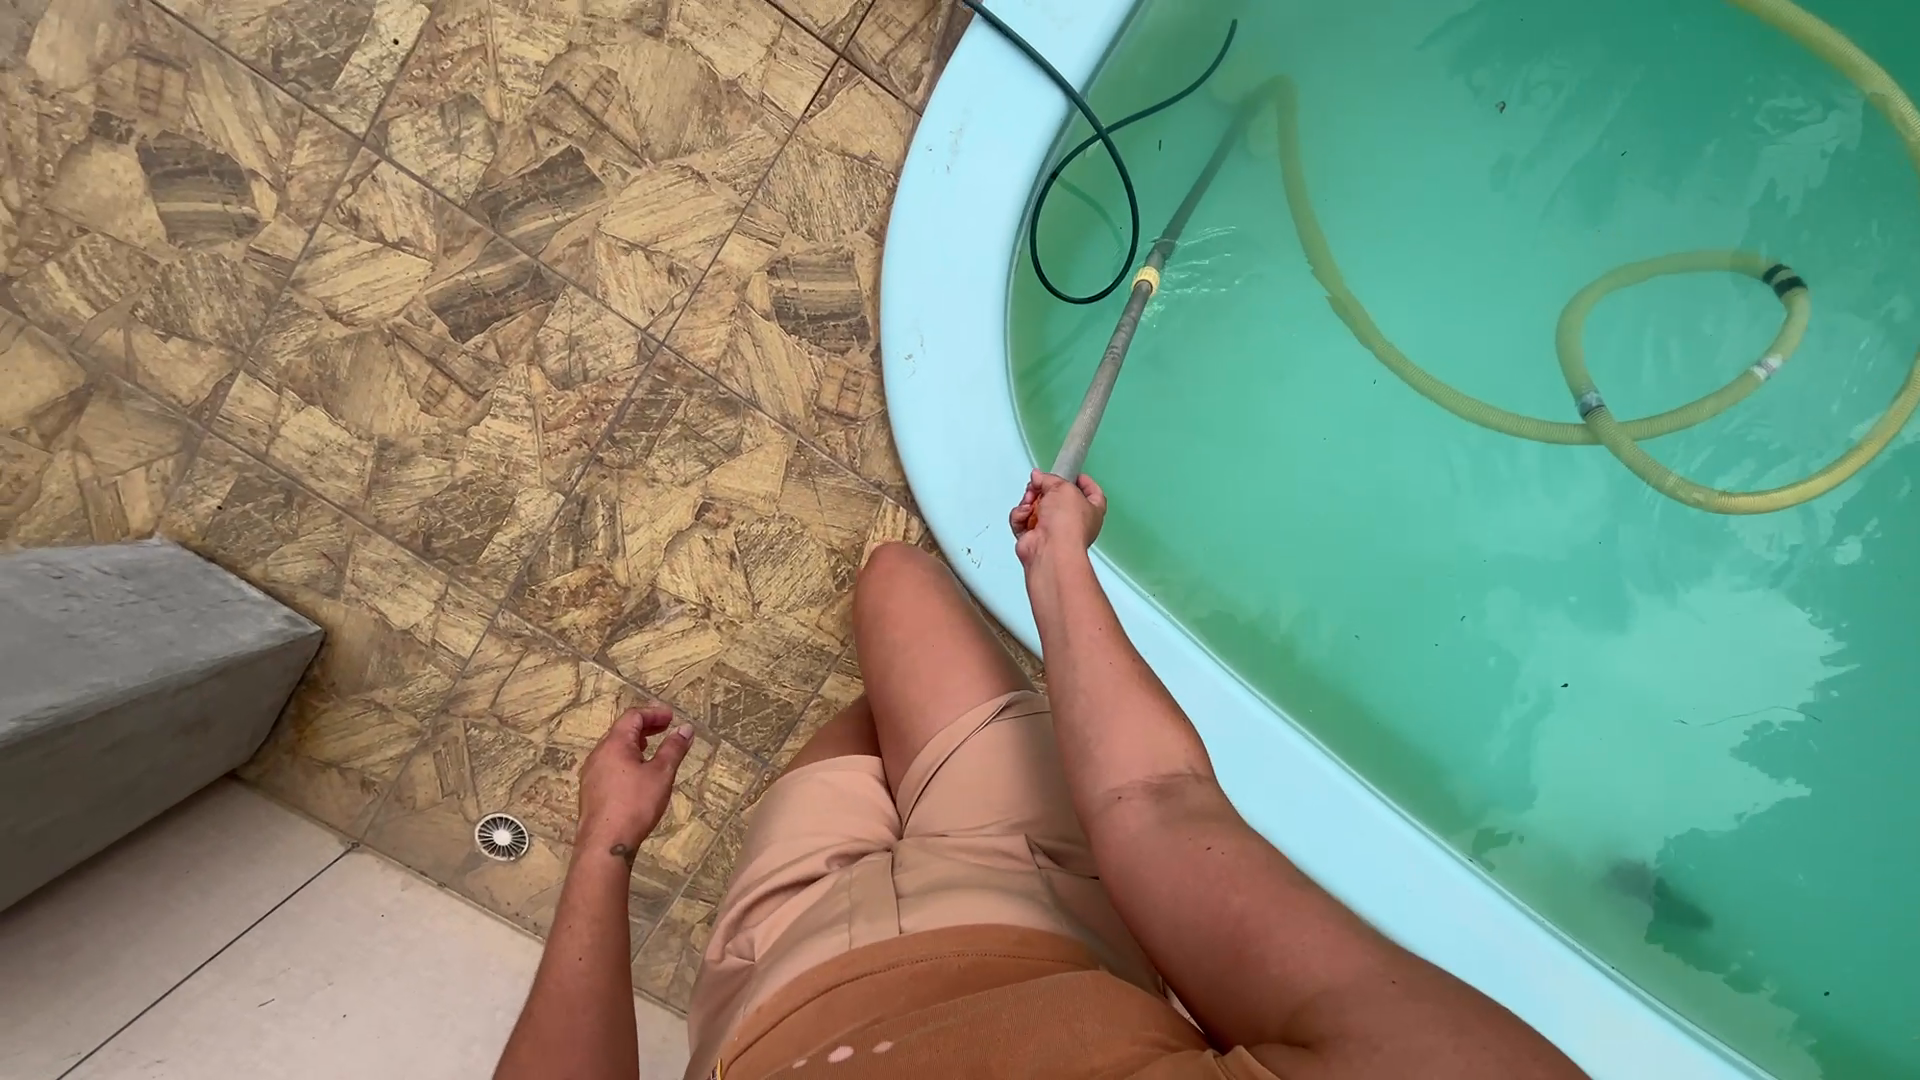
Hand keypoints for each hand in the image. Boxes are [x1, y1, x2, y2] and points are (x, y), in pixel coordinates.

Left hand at [575, 705, 693, 861]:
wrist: (605, 845)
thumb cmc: (635, 804)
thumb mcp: (661, 774)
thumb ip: (674, 748)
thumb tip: (686, 728)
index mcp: (614, 745)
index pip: (632, 717)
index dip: (654, 713)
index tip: (672, 718)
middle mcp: (598, 755)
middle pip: (621, 731)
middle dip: (645, 726)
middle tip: (666, 728)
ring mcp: (591, 774)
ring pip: (614, 749)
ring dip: (636, 743)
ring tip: (654, 749)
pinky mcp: (591, 791)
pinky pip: (610, 764)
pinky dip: (626, 759)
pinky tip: (638, 774)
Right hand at [1009, 469, 1105, 566]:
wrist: (1050, 548)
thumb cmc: (1067, 525)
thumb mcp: (1062, 487)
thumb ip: (1049, 479)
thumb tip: (1039, 477)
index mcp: (1091, 510)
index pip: (1092, 493)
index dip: (1083, 481)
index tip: (1074, 474)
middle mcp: (1073, 522)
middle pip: (1056, 498)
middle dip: (1043, 489)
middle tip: (1038, 486)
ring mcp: (1053, 531)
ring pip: (1036, 507)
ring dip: (1029, 501)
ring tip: (1030, 501)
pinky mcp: (1034, 538)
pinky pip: (1022, 520)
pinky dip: (1020, 516)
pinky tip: (1025, 515)